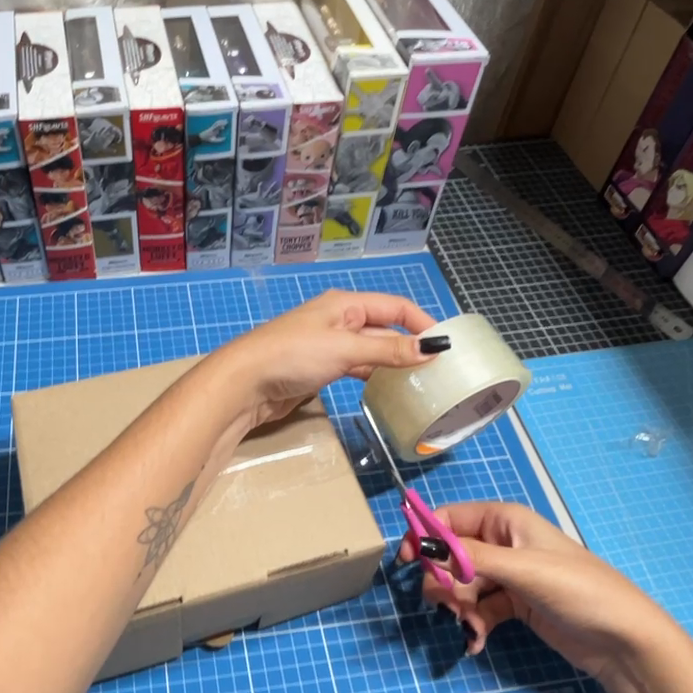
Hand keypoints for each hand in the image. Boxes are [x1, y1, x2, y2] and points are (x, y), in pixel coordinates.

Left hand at [206, 290, 439, 428]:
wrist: (244, 383)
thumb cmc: (293, 356)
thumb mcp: (345, 350)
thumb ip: (388, 351)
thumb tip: (433, 348)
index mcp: (345, 304)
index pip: (395, 307)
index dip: (423, 323)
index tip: (448, 345)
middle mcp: (338, 319)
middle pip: (385, 329)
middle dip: (412, 345)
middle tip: (442, 369)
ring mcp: (328, 345)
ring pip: (372, 350)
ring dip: (395, 362)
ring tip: (423, 381)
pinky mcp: (320, 368)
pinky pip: (357, 367)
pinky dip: (375, 375)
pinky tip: (390, 388)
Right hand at [399, 500, 683, 680]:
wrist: (625, 642)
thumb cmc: (577, 590)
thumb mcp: (522, 569)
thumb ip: (471, 557)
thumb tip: (423, 546)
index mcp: (504, 520)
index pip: (450, 518)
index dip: (425, 535)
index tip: (405, 561)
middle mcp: (502, 542)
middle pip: (452, 554)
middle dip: (443, 579)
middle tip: (442, 604)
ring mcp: (509, 575)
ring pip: (463, 583)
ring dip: (458, 606)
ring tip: (469, 628)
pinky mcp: (515, 605)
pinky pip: (479, 608)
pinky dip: (473, 623)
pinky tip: (476, 641)